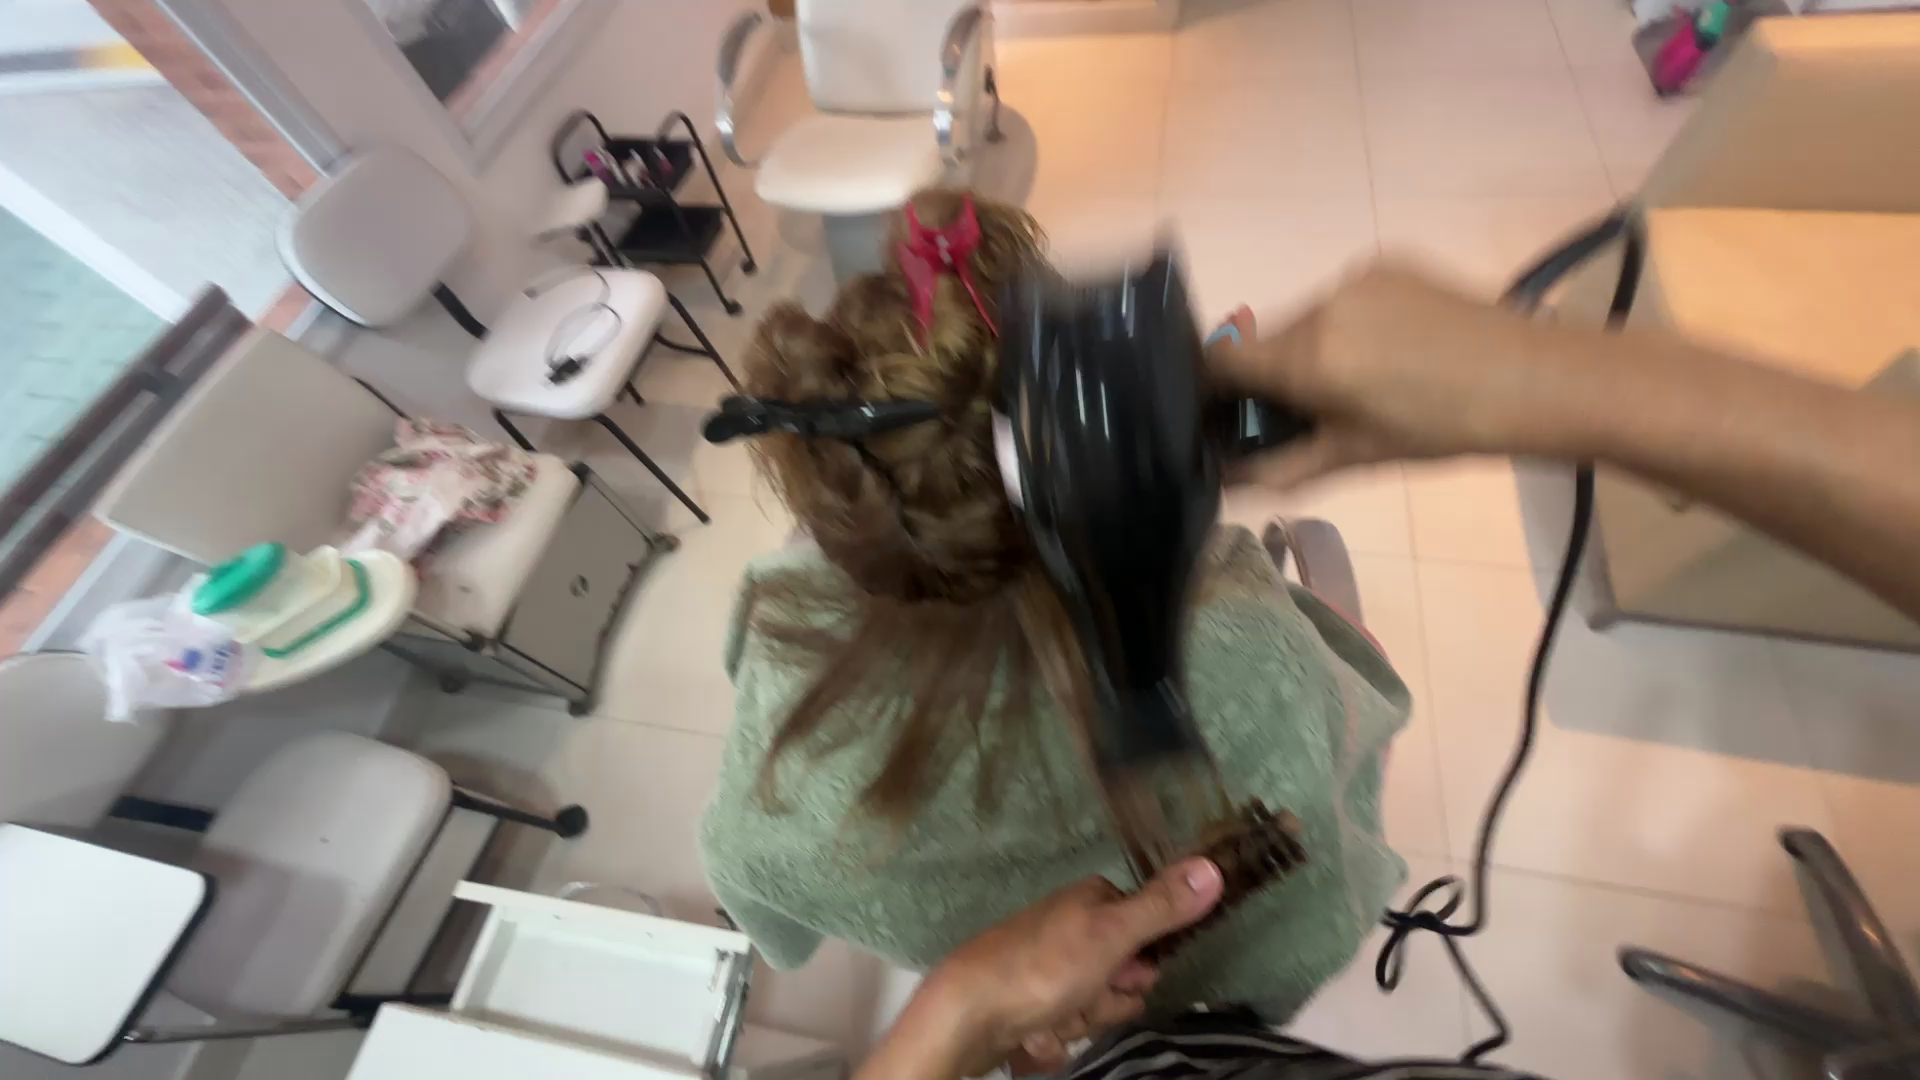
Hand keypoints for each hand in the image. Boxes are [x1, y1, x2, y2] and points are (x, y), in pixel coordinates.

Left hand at [861, 858, 1224, 1078]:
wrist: (974, 1005)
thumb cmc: (1047, 962)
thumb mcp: (1112, 933)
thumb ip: (1162, 906)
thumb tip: (1215, 866)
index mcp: (1095, 898)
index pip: (1148, 934)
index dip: (1142, 964)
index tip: (1124, 974)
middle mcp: (1077, 921)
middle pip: (1127, 972)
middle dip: (1113, 995)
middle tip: (1085, 995)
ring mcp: (1057, 957)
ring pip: (1103, 999)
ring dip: (1088, 1015)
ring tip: (1058, 1011)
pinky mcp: (1041, 991)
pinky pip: (1074, 1016)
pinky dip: (1063, 1026)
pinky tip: (1042, 1026)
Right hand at [1209, 264, 1590, 488]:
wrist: (1543, 379)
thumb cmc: (1442, 430)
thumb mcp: (1352, 457)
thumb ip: (1277, 467)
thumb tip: (1223, 479)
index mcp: (1310, 357)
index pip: (1219, 360)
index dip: (1206, 387)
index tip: (1219, 412)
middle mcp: (1322, 305)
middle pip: (1259, 341)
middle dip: (1263, 375)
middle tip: (1296, 408)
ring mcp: (1356, 278)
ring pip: (1298, 320)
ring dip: (1303, 351)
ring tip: (1347, 380)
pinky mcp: (1386, 263)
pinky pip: (1336, 300)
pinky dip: (1338, 327)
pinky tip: (1377, 350)